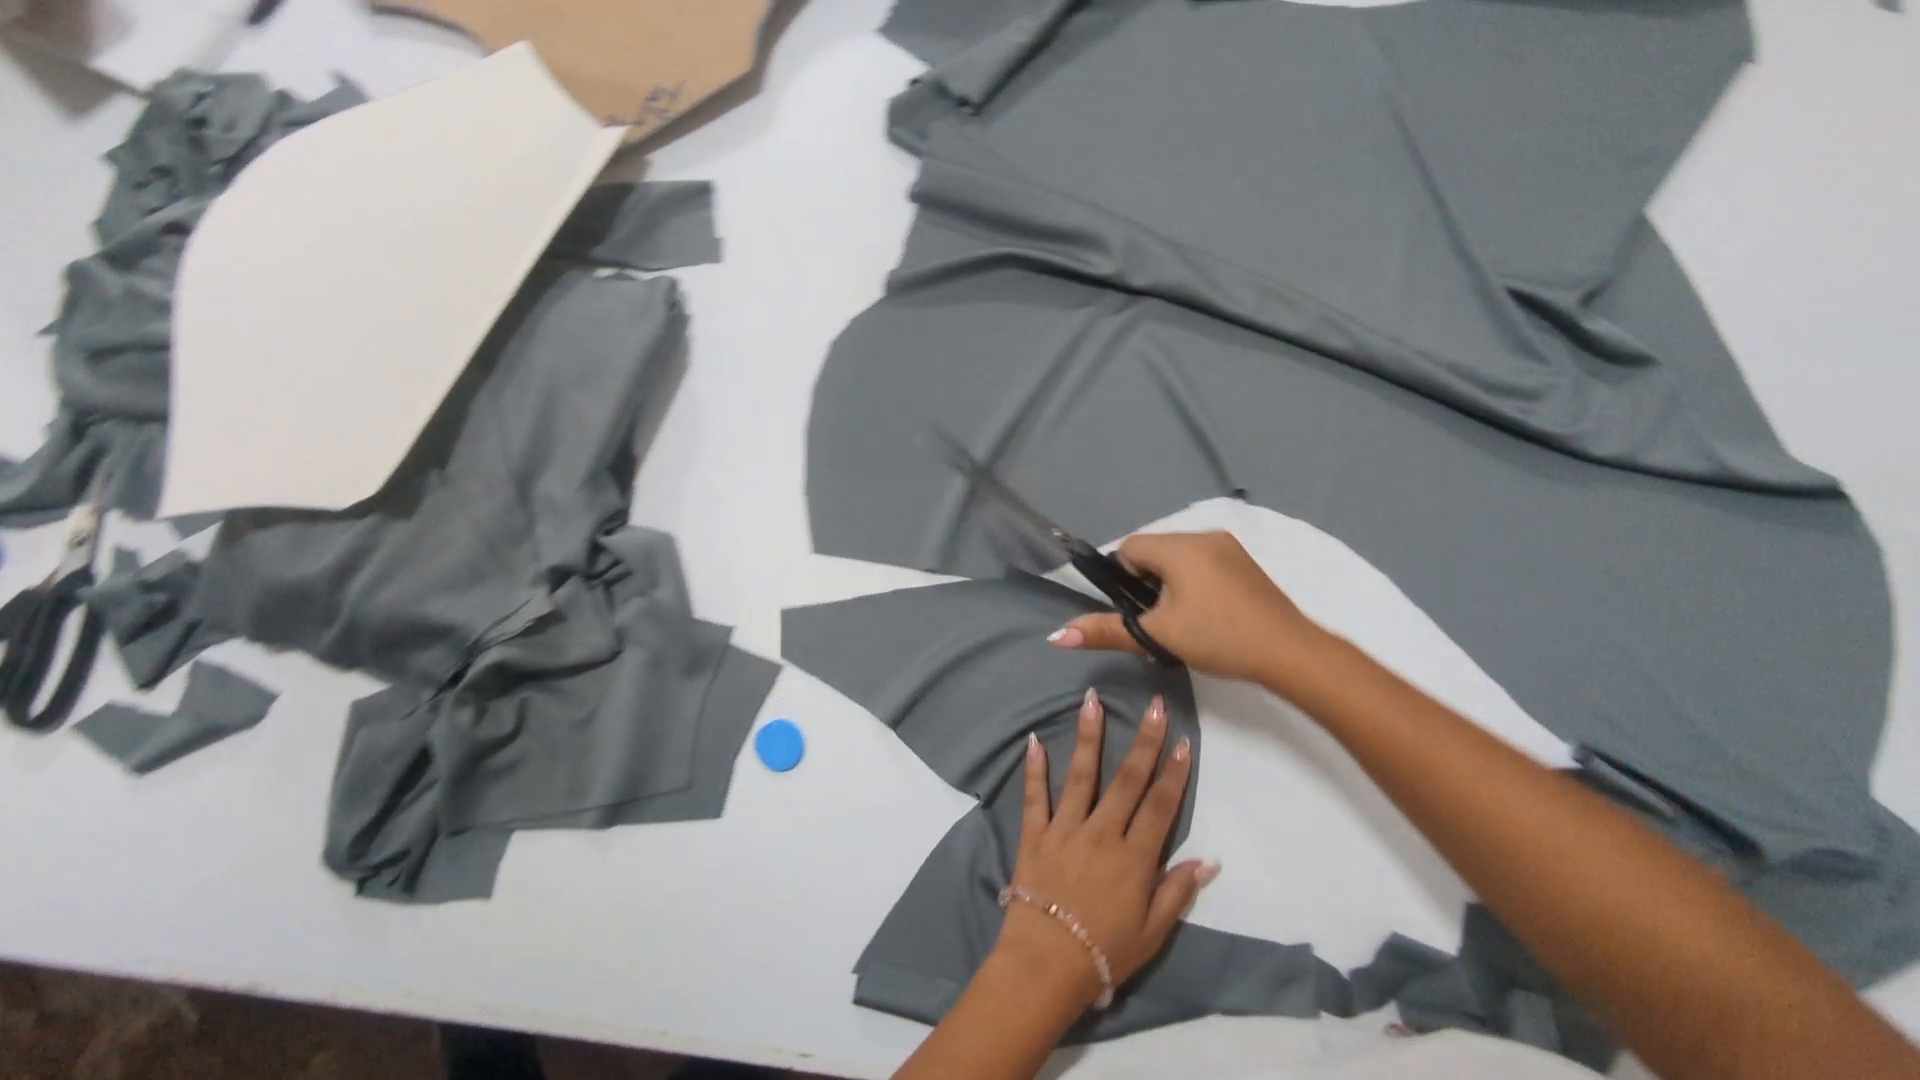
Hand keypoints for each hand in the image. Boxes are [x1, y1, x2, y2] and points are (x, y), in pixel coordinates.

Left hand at [993, 688, 1220, 1006]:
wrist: (1045, 964)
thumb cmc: (1105, 952)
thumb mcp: (1152, 932)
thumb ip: (1178, 892)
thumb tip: (1210, 860)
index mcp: (1134, 856)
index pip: (1160, 805)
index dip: (1174, 773)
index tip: (1184, 740)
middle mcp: (1101, 833)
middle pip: (1127, 780)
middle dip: (1143, 741)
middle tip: (1152, 705)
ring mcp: (1064, 830)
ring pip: (1080, 775)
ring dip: (1088, 736)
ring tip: (1092, 700)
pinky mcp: (1034, 836)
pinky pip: (1034, 797)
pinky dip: (1034, 769)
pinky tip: (1033, 740)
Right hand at [1049, 531, 1327, 689]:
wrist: (1289, 652)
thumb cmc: (1218, 638)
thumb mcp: (1158, 636)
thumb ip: (1107, 631)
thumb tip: (1056, 636)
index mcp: (1179, 547)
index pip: (1129, 548)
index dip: (1122, 580)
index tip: (1135, 612)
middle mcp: (1203, 536)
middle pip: (1155, 553)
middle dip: (1146, 586)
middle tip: (1157, 624)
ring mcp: (1229, 548)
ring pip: (1180, 561)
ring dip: (1170, 588)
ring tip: (1181, 626)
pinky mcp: (1246, 564)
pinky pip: (1204, 565)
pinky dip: (1194, 586)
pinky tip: (1205, 619)